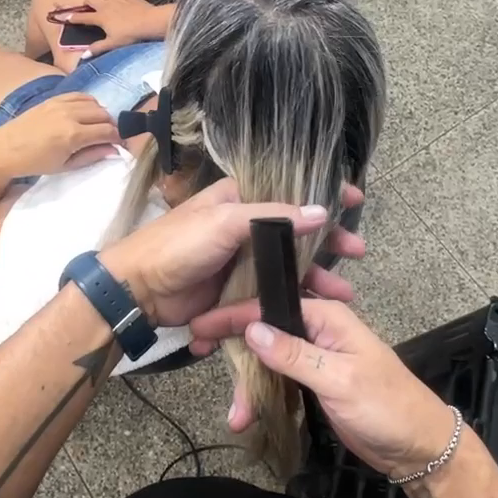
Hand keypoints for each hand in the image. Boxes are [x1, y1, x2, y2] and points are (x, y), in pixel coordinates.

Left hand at [0, 93, 120, 177]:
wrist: (6, 149)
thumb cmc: (35, 163)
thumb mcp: (65, 165)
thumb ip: (92, 155)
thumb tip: (114, 150)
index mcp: (73, 135)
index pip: (107, 131)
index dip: (118, 138)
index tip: (120, 144)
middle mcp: (70, 115)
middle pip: (104, 114)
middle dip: (111, 125)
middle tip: (109, 136)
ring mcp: (61, 104)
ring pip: (94, 103)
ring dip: (101, 114)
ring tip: (98, 126)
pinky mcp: (54, 98)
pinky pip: (80, 95)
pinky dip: (89, 102)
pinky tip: (87, 112)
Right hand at [50, 0, 167, 67]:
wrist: (149, 21)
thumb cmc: (131, 34)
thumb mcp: (113, 43)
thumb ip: (98, 48)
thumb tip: (84, 55)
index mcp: (100, 17)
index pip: (82, 17)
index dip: (72, 17)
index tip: (64, 17)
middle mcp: (105, 5)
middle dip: (85, 4)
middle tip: (86, 10)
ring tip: (98, 4)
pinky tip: (114, 1)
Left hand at [98, 180, 366, 327]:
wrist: (140, 289)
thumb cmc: (179, 244)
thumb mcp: (225, 222)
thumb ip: (273, 217)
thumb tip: (321, 211)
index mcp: (239, 198)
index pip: (288, 190)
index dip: (321, 193)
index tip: (354, 197)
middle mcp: (244, 224)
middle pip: (295, 230)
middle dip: (327, 240)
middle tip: (357, 250)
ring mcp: (242, 258)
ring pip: (288, 263)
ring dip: (316, 275)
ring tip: (344, 292)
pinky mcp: (237, 288)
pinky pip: (273, 289)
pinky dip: (295, 297)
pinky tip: (316, 308)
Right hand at [189, 298, 455, 479]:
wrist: (420, 448)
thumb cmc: (386, 406)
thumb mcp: (339, 379)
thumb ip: (294, 354)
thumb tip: (251, 328)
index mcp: (325, 314)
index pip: (270, 305)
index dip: (233, 314)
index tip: (200, 326)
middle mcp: (316, 327)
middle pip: (264, 330)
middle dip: (235, 350)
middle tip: (202, 359)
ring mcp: (314, 355)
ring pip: (268, 358)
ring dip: (249, 384)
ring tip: (236, 415)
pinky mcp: (313, 380)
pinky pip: (278, 378)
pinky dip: (262, 394)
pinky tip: (249, 415)